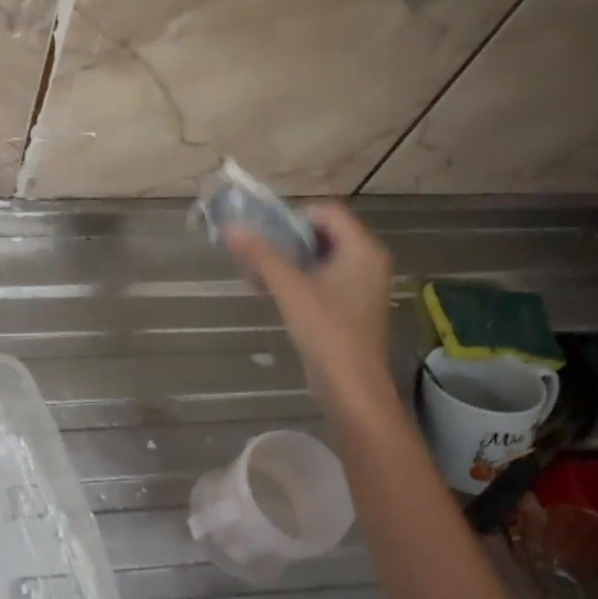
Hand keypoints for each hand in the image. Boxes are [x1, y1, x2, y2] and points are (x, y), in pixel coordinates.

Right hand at [226, 203, 393, 393]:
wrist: (352, 387)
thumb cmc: (326, 330)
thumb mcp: (289, 288)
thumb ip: (260, 255)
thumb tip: (230, 227)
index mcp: (362, 249)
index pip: (327, 211)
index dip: (294, 217)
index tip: (267, 236)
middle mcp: (368, 261)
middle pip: (324, 232)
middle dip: (288, 239)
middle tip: (259, 253)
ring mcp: (362, 285)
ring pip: (322, 256)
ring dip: (290, 259)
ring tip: (260, 273)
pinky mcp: (353, 306)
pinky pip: (325, 278)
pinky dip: (301, 278)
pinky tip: (275, 292)